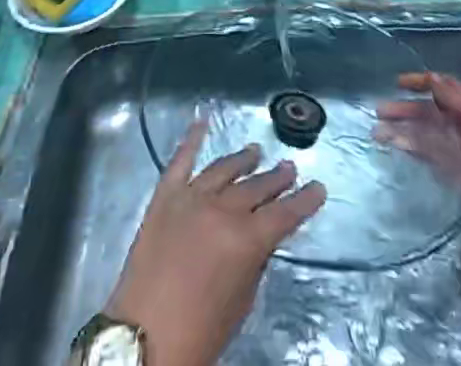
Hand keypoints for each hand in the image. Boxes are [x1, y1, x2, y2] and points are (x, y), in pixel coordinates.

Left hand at [106, 120, 325, 365]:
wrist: (141, 340)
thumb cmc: (199, 332)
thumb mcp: (242, 301)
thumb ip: (255, 260)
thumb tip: (261, 237)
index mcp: (247, 239)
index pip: (285, 212)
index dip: (305, 200)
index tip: (319, 188)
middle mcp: (222, 210)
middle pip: (257, 187)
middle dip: (277, 178)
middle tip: (290, 168)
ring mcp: (190, 199)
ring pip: (224, 169)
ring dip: (243, 160)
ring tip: (256, 152)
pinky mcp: (164, 198)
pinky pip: (180, 162)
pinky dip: (191, 140)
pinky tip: (201, 121)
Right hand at [376, 72, 460, 234]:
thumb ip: (455, 97)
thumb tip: (432, 78)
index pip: (446, 89)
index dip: (423, 83)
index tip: (399, 82)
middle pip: (432, 112)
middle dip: (407, 109)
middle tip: (379, 109)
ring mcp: (460, 149)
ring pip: (426, 133)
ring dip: (403, 129)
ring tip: (376, 130)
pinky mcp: (454, 172)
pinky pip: (428, 154)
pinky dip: (411, 147)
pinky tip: (393, 143)